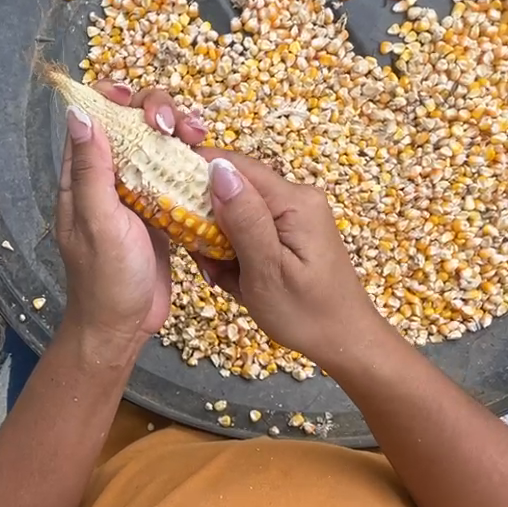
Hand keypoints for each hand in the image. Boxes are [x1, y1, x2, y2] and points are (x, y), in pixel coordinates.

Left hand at [54, 84, 208, 364]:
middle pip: (132, 125)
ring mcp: (136, 194)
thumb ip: (91, 169)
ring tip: (197, 136)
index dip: (113, 99)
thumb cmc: (105, 280)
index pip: (93, 120)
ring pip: (158, 145)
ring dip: (179, 132)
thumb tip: (80, 113)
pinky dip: (191, 161)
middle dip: (155, 112)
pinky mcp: (161, 211)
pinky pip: (176, 174)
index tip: (138, 104)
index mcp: (82, 179)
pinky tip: (207, 161)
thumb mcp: (98, 222)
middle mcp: (108, 180)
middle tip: (175, 127)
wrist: (123, 327)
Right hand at [191, 153, 397, 371]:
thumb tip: (217, 170)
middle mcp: (296, 198)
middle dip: (207, 221)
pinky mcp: (289, 232)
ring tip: (222, 277)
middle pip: (234, 190)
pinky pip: (248, 231)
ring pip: (236, 214)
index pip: (235, 166)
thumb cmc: (304, 313)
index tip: (164, 194)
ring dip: (218, 243)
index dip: (195, 173)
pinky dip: (233, 253)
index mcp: (293, 201)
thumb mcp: (266, 271)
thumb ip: (243, 219)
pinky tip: (236, 278)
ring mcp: (294, 215)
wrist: (343, 340)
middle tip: (205, 261)